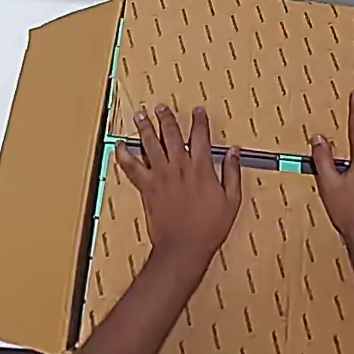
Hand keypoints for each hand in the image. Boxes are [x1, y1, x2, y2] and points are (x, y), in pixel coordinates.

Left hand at [115, 105, 242, 268]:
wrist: (184, 246)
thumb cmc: (210, 226)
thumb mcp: (231, 199)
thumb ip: (232, 172)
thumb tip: (233, 152)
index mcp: (201, 168)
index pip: (200, 136)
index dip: (199, 121)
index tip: (198, 111)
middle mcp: (179, 167)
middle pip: (171, 135)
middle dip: (167, 118)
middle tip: (162, 108)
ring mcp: (161, 175)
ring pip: (150, 144)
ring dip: (145, 128)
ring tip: (141, 115)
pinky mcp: (147, 187)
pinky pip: (131, 167)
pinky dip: (124, 155)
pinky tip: (119, 146)